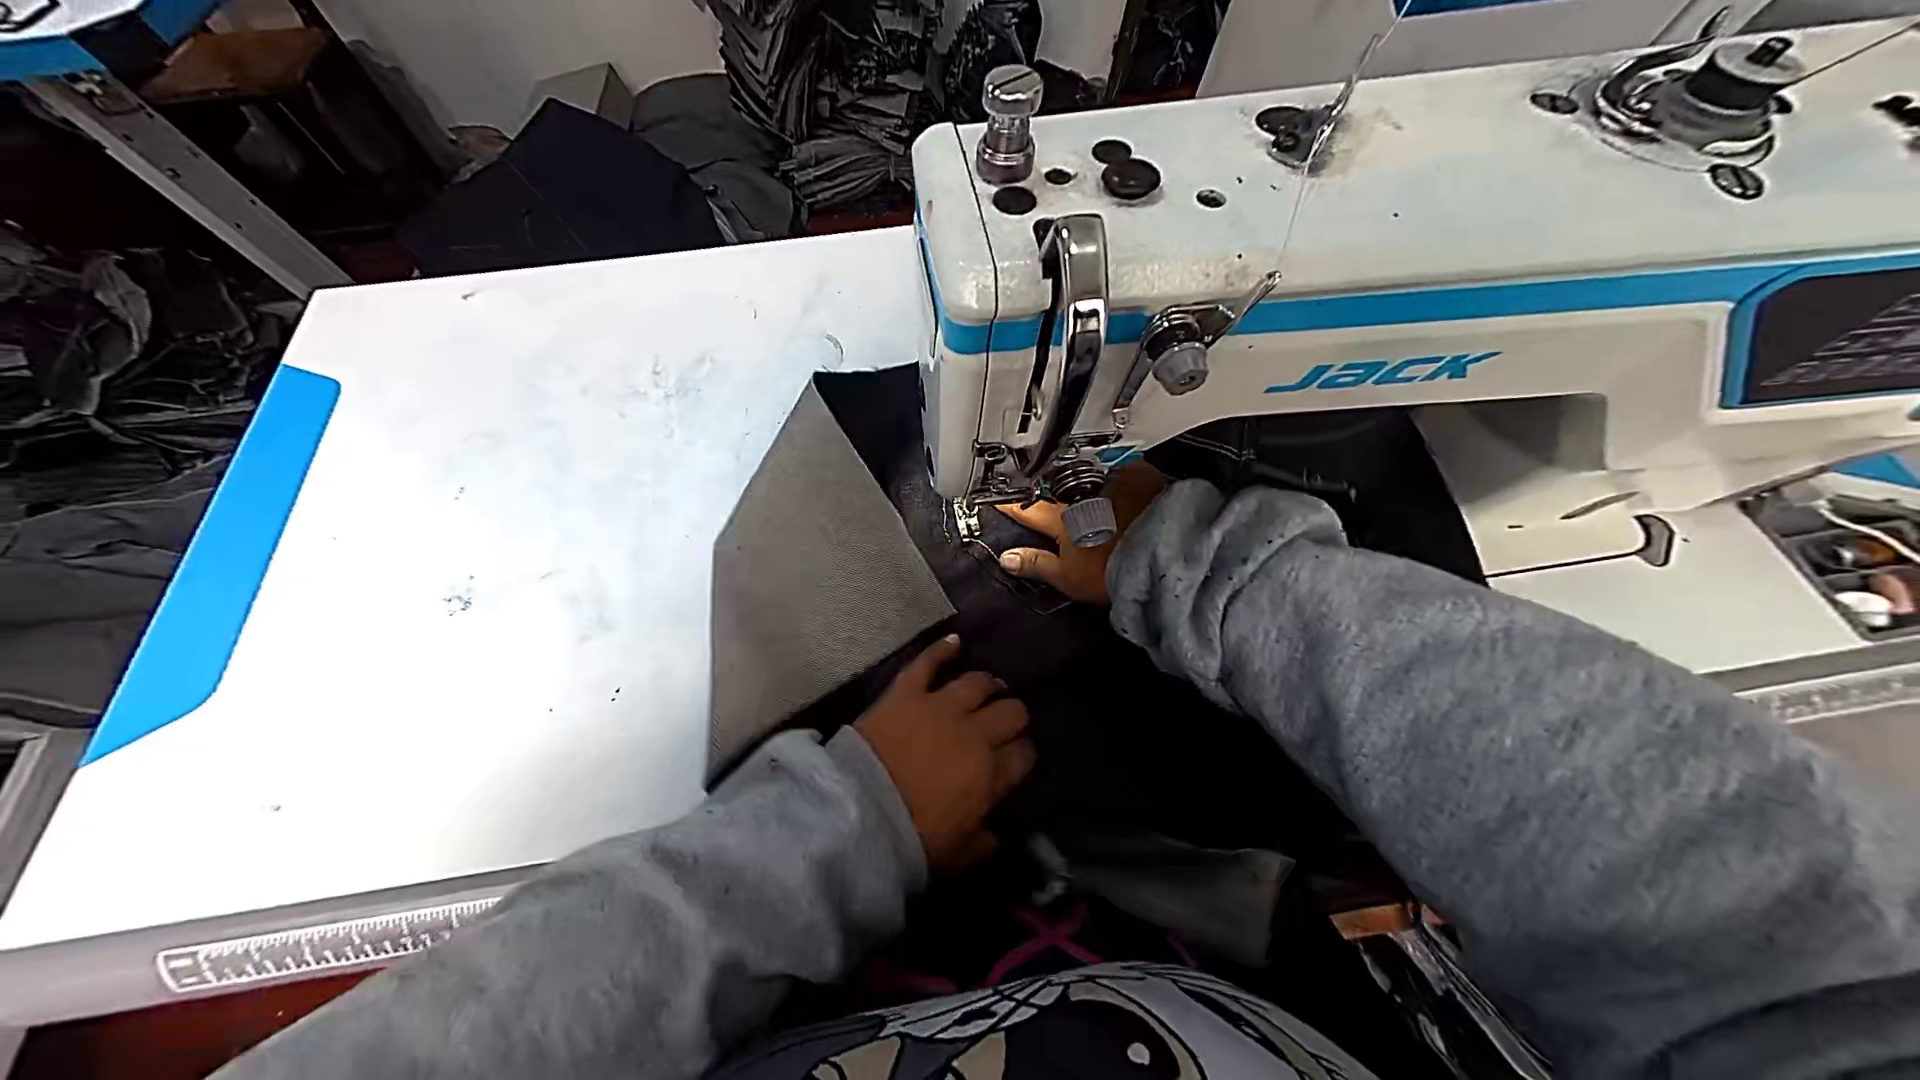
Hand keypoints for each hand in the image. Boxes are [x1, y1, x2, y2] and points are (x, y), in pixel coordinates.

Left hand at [855, 635, 1034, 872]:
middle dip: (1014, 716)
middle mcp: (974, 732)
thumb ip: (987, 842)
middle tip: (1006, 721)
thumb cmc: (912, 839)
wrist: (859, 814)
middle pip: (1011, 712)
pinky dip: (942, 649)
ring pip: (978, 683)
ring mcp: (940, 706)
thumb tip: (1003, 836)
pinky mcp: (907, 692)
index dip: (1024, 752)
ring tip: (991, 686)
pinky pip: (929, 662)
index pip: (1024, 753)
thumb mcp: (960, 854)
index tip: (1018, 755)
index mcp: (991, 773)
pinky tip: (955, 640)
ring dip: (988, 684)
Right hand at [995, 461, 1168, 603]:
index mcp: (1062, 519)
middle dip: (1046, 490)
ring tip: (1087, 490)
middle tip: (1041, 490)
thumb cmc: (1115, 569)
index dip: (1009, 505)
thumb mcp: (1067, 576)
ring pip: (1089, 478)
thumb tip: (1008, 559)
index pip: (1028, 510)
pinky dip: (1118, 474)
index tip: (996, 497)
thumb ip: (1036, 564)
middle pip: (1057, 490)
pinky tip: (1121, 479)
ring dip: (1084, 483)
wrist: (1161, 553)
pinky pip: (1121, 468)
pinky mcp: (1139, 477)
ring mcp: (1110, 483)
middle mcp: (1083, 496)